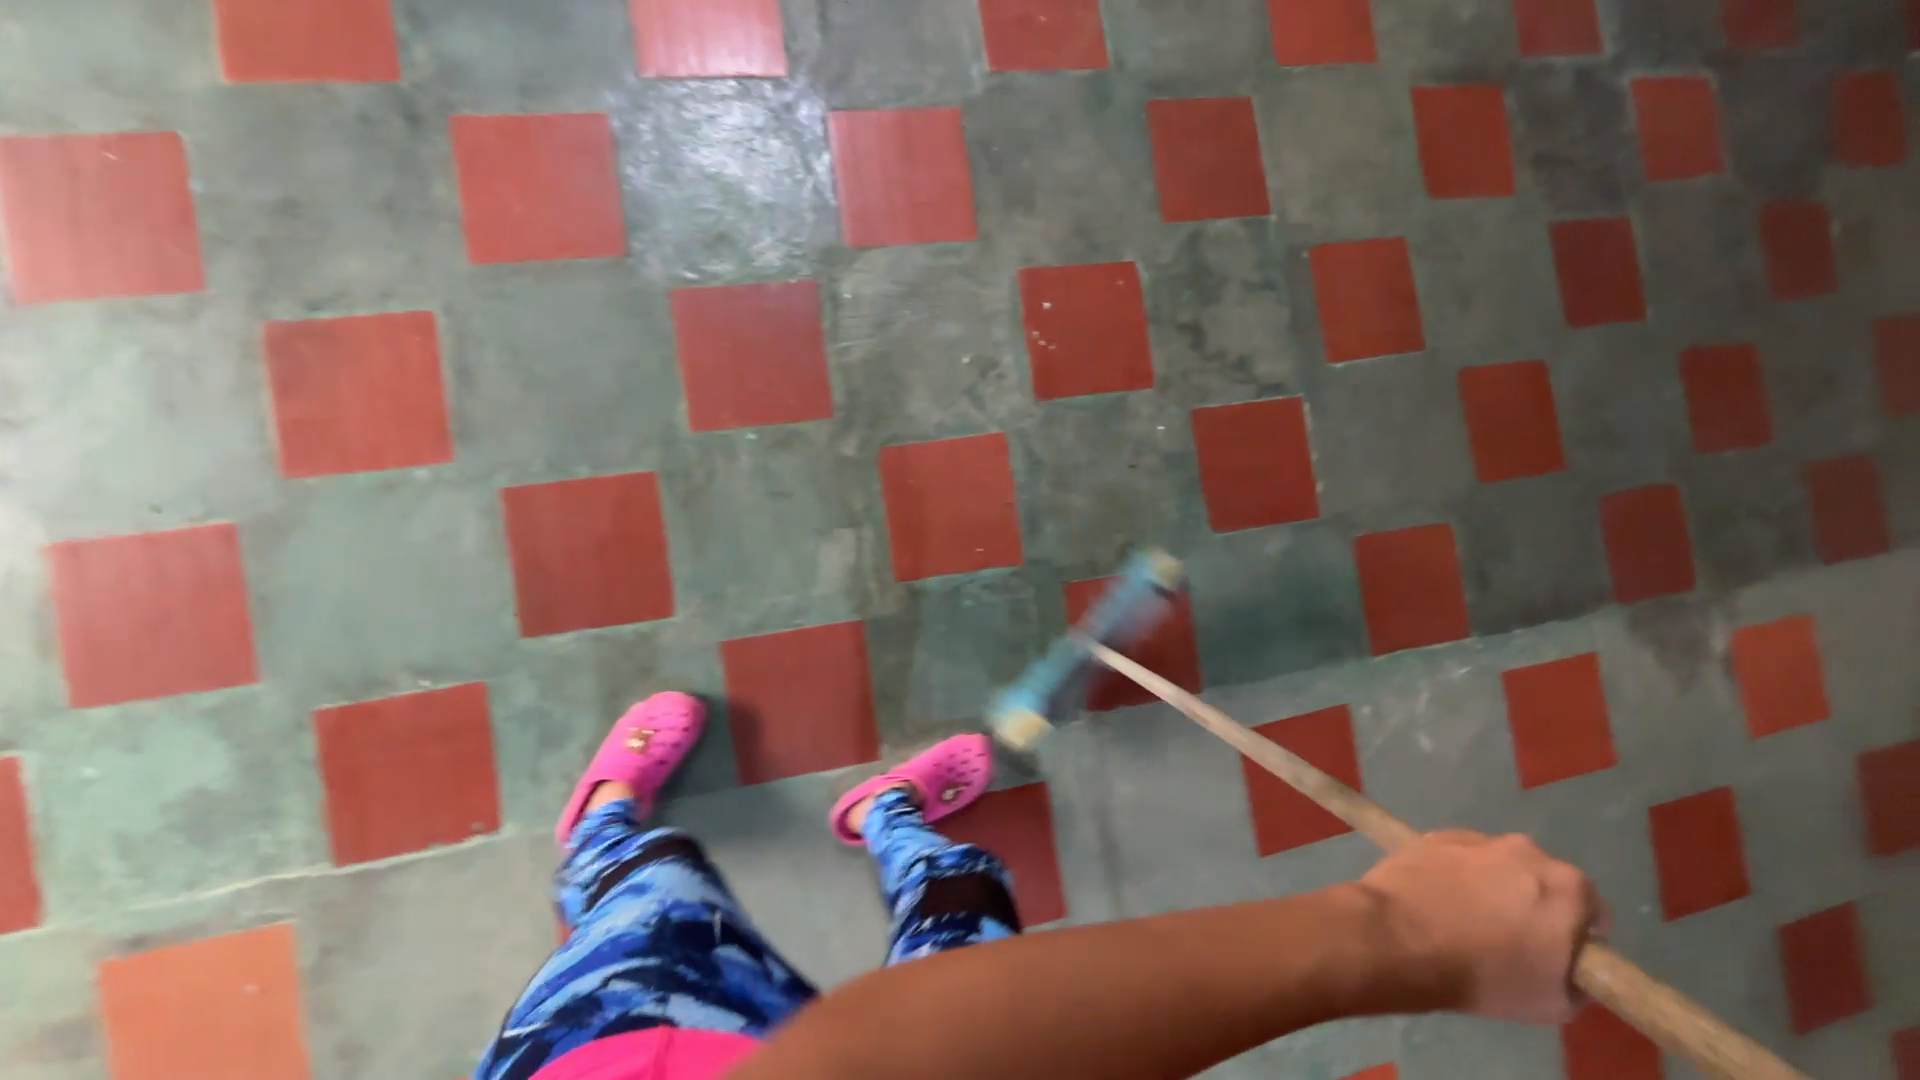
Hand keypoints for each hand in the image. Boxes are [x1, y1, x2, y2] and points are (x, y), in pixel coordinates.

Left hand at [1357, 830, 1603, 1023]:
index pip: (1590, 912)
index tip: (1552, 954)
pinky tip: (1436, 899)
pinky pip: (1456, 857)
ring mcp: (1474, 838)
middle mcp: (1525, 850)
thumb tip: (1569, 964)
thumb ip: (1578, 977)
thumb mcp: (1556, 1001)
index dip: (1576, 936)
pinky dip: (1452, 873)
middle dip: (1532, 905)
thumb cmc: (1484, 973)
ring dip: (1489, 886)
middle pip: (1541, 881)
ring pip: (1496, 866)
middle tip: (1507, 937)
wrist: (1397, 937)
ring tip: (1463, 919)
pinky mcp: (1431, 836)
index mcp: (1568, 885)